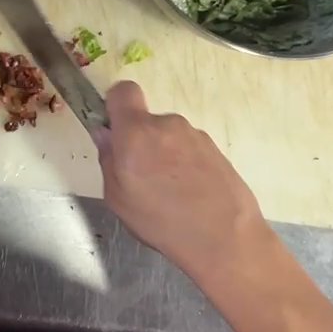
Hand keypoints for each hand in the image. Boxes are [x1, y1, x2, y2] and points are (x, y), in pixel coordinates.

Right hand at [97, 82, 267, 279]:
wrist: (226, 239)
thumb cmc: (162, 220)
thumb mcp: (117, 197)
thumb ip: (108, 159)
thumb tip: (106, 134)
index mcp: (137, 132)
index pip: (122, 91)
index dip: (114, 105)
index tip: (115, 130)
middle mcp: (167, 125)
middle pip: (146, 121)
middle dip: (140, 141)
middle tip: (141, 176)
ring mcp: (195, 136)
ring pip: (168, 137)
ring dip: (164, 155)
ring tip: (169, 191)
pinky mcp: (216, 150)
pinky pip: (189, 150)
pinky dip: (185, 165)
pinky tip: (190, 194)